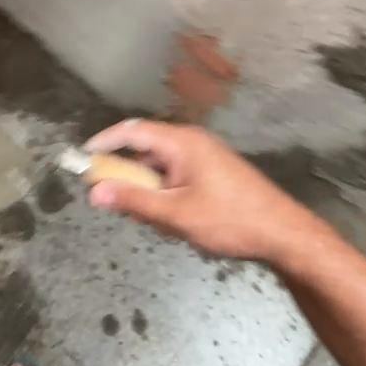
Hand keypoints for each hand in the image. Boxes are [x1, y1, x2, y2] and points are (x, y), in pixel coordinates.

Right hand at [84, 119, 326, 262]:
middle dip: (128, 177)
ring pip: (159, 169)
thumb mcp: (175, 214)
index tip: (81, 158)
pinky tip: (174, 221)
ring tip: (156, 220)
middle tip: (119, 203)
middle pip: (144, 151)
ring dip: (148, 191)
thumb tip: (94, 191)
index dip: (103, 143)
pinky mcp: (212, 174)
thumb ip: (133, 200)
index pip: (132, 131)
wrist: (284, 235)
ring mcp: (204, 158)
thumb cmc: (230, 220)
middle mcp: (192, 143)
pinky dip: (165, 195)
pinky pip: (175, 177)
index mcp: (182, 142)